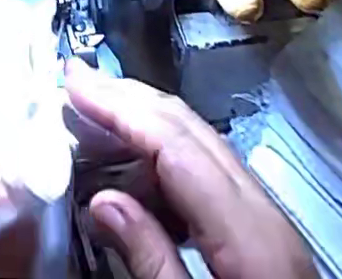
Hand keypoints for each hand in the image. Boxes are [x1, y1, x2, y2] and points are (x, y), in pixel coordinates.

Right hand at [65, 61, 313, 278]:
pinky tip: (136, 169)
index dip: (122, 107)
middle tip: (79, 80)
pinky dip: (165, 156)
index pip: (174, 143)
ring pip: (198, 142)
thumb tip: (104, 200)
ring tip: (95, 115)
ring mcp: (264, 214)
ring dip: (145, 121)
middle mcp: (260, 206)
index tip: (76, 83)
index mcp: (247, 231)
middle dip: (131, 97)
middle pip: (189, 128)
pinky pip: (206, 172)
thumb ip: (153, 263)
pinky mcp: (260, 229)